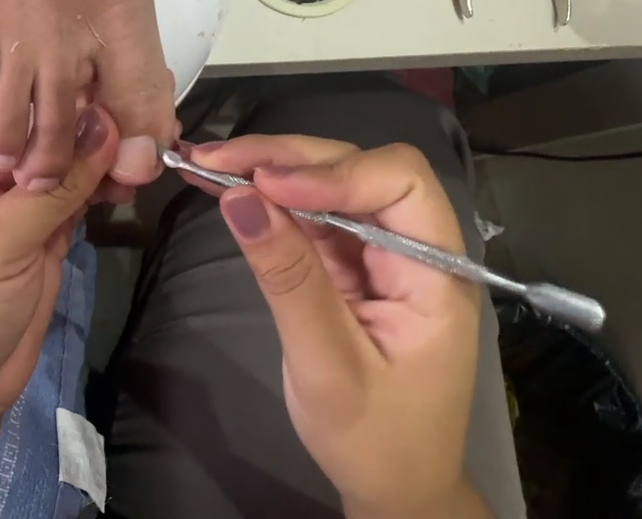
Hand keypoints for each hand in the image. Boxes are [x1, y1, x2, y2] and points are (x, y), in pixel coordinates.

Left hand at [0, 105, 139, 419]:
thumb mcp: (1, 237)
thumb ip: (57, 185)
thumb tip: (106, 124)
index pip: (34, 117)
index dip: (80, 106)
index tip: (129, 96)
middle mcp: (6, 176)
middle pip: (60, 142)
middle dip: (102, 134)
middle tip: (153, 126)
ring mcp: (31, 209)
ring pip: (78, 171)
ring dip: (110, 163)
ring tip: (151, 153)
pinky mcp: (53, 239)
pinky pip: (85, 203)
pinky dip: (107, 193)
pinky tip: (133, 182)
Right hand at [187, 136, 488, 518]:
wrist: (392, 489)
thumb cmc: (376, 441)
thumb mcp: (327, 367)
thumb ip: (288, 279)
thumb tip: (238, 198)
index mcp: (435, 270)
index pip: (399, 183)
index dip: (334, 172)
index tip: (267, 183)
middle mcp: (410, 245)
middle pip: (355, 168)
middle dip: (285, 157)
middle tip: (214, 157)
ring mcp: (375, 249)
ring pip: (324, 181)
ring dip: (266, 167)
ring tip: (205, 161)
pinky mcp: (344, 259)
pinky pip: (304, 211)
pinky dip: (263, 195)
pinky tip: (222, 183)